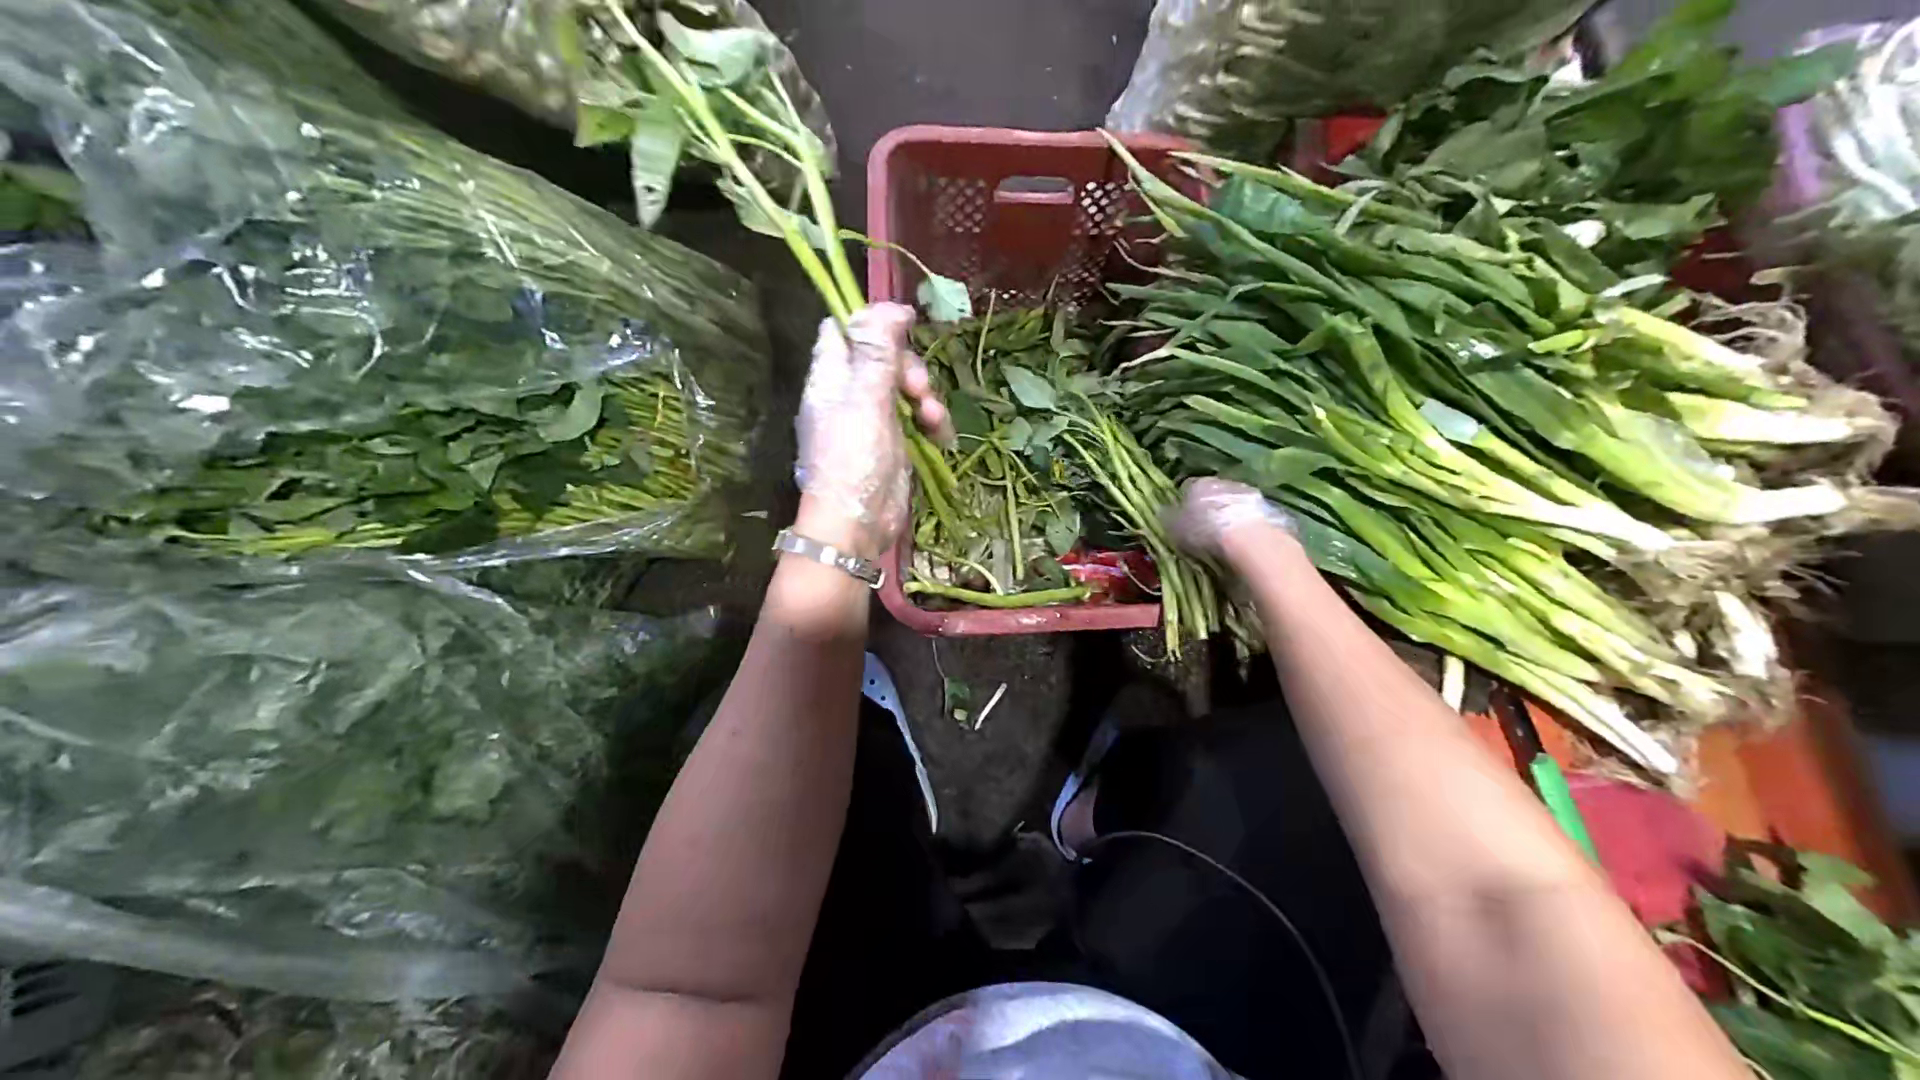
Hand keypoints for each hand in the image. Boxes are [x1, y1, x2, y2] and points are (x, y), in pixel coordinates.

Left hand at [793, 304, 951, 559]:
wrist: (857, 525)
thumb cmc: (853, 461)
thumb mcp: (865, 400)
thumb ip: (877, 352)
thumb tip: (891, 306)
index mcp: (831, 377)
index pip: (843, 330)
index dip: (872, 321)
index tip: (904, 325)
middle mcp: (850, 393)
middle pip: (883, 356)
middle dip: (908, 368)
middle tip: (917, 389)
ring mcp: (873, 418)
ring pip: (906, 387)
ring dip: (926, 397)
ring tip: (932, 419)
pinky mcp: (895, 441)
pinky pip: (918, 418)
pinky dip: (933, 423)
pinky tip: (942, 436)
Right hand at [1167, 478, 1296, 561]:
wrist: (1250, 543)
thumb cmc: (1204, 532)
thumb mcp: (1173, 528)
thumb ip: (1168, 518)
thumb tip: (1163, 511)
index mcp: (1199, 483)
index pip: (1187, 487)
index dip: (1183, 503)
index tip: (1181, 520)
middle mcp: (1226, 482)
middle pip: (1214, 495)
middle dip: (1209, 510)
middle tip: (1203, 532)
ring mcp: (1252, 496)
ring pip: (1235, 506)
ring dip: (1231, 518)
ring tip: (1226, 543)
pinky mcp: (1271, 512)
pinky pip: (1252, 520)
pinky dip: (1248, 530)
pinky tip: (1245, 547)